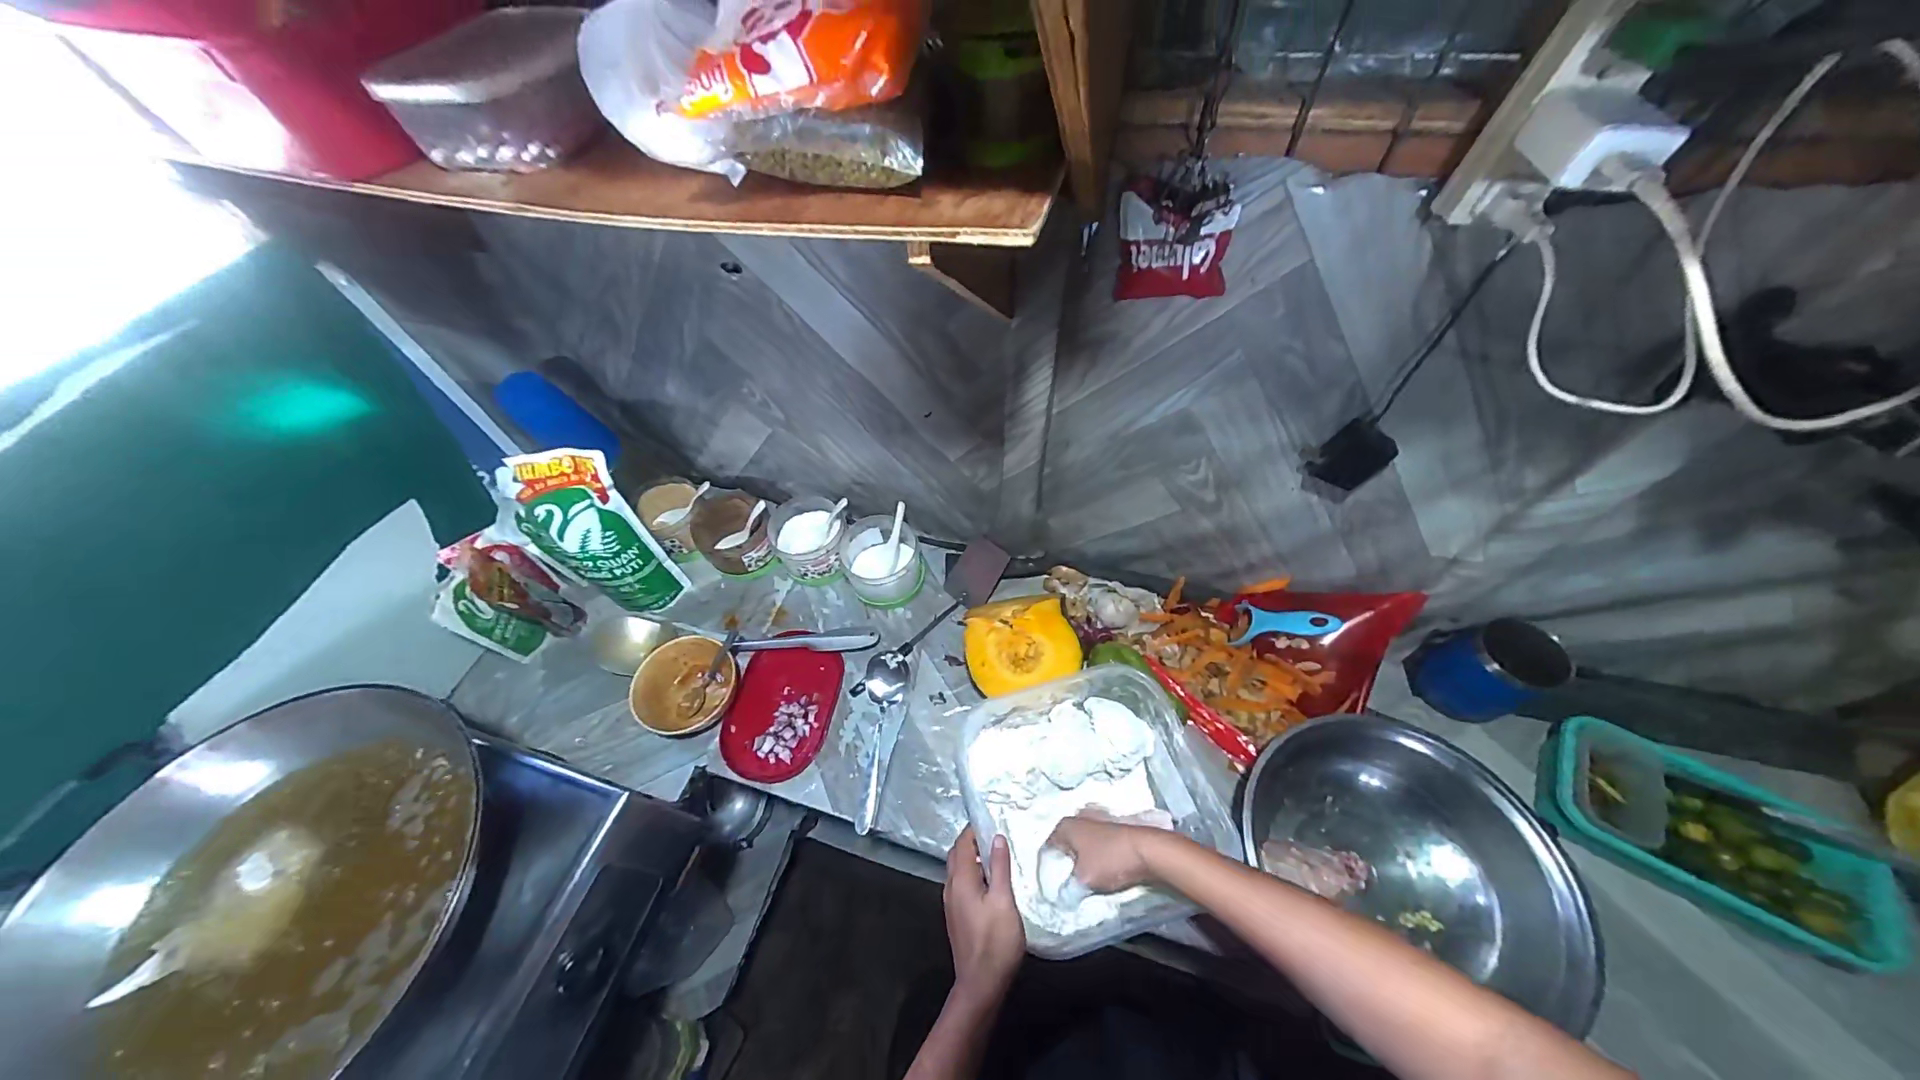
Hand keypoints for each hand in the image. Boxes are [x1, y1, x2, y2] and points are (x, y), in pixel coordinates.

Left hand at [942, 827, 1024, 1003]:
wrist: (981, 984)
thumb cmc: (995, 942)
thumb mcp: (1004, 900)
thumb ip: (999, 867)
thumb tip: (996, 838)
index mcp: (960, 881)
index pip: (962, 844)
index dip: (974, 830)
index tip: (991, 820)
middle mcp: (950, 888)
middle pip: (956, 855)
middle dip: (972, 841)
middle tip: (995, 836)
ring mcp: (951, 903)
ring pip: (958, 870)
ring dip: (972, 858)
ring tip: (996, 856)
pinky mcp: (956, 916)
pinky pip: (961, 884)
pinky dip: (972, 874)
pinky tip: (990, 882)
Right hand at [1044, 812, 1170, 892]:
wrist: (1148, 850)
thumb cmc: (1110, 861)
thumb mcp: (1083, 881)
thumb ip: (1068, 886)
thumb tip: (1064, 890)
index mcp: (1065, 826)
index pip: (1048, 846)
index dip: (1049, 865)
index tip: (1054, 882)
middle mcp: (1079, 818)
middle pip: (1066, 843)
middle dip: (1068, 860)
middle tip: (1071, 879)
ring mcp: (1098, 819)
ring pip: (1084, 843)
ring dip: (1085, 858)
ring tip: (1089, 877)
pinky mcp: (1115, 826)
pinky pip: (1099, 843)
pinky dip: (1099, 854)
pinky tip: (1104, 867)